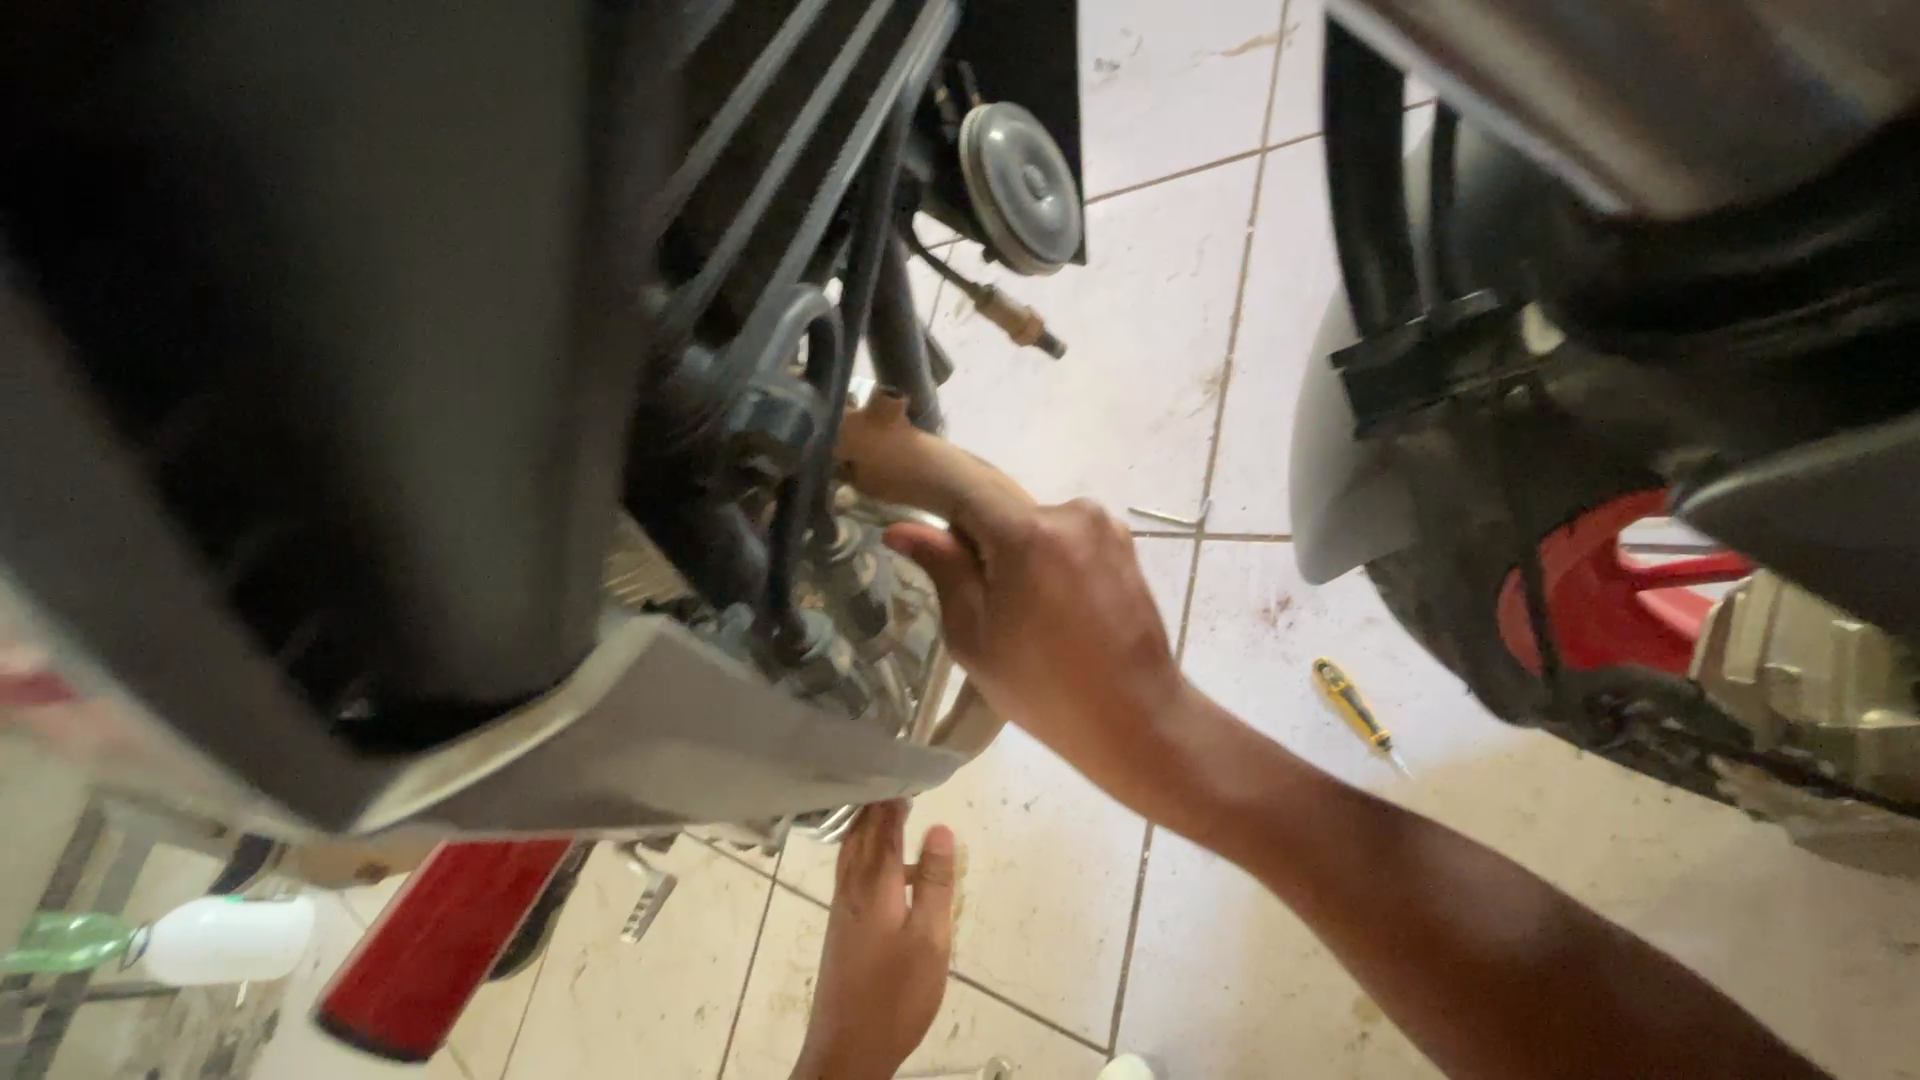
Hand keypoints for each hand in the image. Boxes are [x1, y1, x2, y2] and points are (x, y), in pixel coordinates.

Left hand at [792, 801, 956, 1079]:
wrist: (848, 1049)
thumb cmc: (895, 993)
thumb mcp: (929, 938)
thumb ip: (934, 881)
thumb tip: (939, 827)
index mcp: (873, 885)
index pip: (882, 828)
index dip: (893, 799)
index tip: (904, 773)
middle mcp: (851, 889)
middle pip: (859, 835)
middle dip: (875, 806)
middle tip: (894, 782)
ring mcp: (842, 909)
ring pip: (851, 854)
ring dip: (868, 828)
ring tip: (891, 813)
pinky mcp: (841, 928)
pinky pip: (851, 873)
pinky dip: (865, 854)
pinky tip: (886, 869)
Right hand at [884, 498, 1198, 822]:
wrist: (1135, 717)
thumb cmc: (1044, 688)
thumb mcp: (974, 636)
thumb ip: (943, 570)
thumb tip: (902, 529)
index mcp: (1030, 534)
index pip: (967, 492)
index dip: (941, 515)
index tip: (929, 547)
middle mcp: (1073, 513)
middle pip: (1004, 511)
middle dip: (986, 546)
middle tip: (986, 607)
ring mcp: (1106, 527)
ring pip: (1037, 527)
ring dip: (1022, 556)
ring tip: (1029, 617)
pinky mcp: (1126, 545)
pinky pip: (1068, 540)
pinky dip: (1053, 563)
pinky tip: (1060, 612)